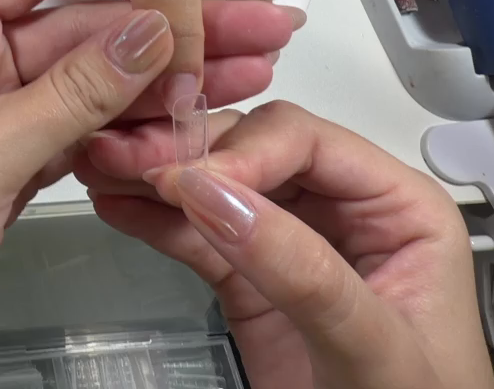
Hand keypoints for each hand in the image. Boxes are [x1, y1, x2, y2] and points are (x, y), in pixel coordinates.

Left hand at [0, 0, 300, 387]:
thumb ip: (74, 91)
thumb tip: (152, 30)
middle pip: (76, 26)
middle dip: (162, 29)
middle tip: (252, 26)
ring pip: (88, 80)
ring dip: (160, 81)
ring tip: (247, 73)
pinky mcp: (11, 161)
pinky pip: (83, 128)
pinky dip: (133, 130)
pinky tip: (189, 124)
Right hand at [76, 101, 493, 388]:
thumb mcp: (373, 352)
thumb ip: (299, 270)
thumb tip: (210, 191)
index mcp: (396, 206)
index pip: (303, 141)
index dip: (239, 150)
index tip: (182, 179)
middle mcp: (339, 206)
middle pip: (244, 146)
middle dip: (178, 152)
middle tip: (116, 155)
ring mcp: (287, 235)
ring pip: (209, 180)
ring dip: (151, 174)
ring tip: (97, 167)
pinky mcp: (246, 269)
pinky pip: (190, 227)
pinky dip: (149, 215)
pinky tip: (112, 204)